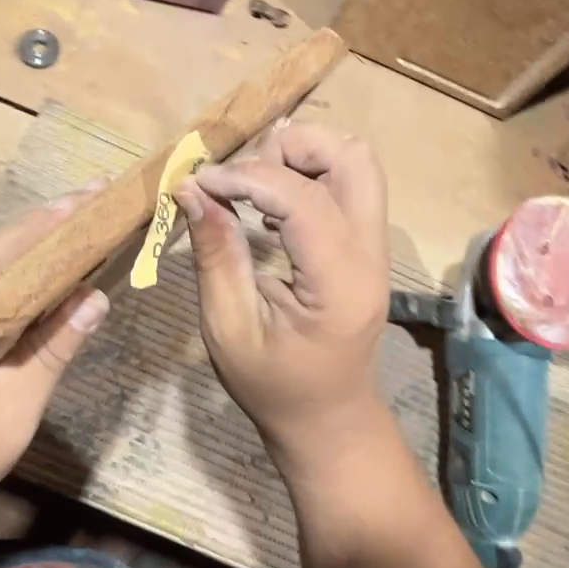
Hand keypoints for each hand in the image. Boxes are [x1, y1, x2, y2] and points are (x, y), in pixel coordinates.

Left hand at [0, 184, 109, 551]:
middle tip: (90, 199)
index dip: (26, 235)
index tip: (75, 207)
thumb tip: (94, 300)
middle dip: (33, 224)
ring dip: (20, 235)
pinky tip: (38, 253)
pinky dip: (3, 257)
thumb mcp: (3, 426)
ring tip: (75, 217)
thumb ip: (47, 360)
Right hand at [174, 122, 391, 462]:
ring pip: (359, 164)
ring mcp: (377, 249)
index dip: (246, 176)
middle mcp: (371, 256)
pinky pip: (352, 185)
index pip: (303, 198)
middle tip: (241, 176)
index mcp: (339, 284)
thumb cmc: (273, 387)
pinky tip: (271, 203)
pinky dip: (311, 173)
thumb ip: (215, 254)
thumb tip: (192, 189)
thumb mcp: (229, 328)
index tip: (200, 182)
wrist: (329, 420)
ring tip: (255, 184)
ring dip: (304, 155)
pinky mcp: (369, 247)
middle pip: (353, 159)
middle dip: (291, 148)